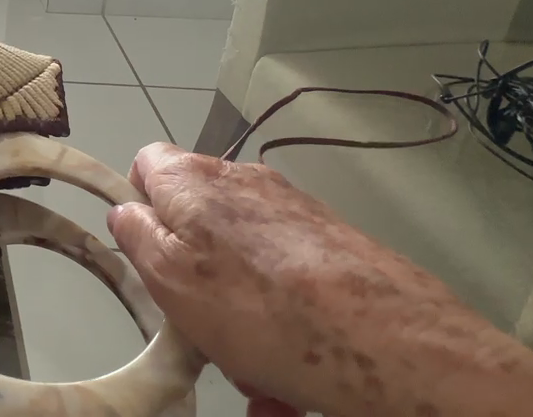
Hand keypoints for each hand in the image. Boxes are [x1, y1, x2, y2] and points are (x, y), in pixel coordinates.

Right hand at [108, 143, 532, 416]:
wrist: (405, 352)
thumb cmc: (262, 310)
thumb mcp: (168, 278)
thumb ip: (135, 234)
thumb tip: (127, 211)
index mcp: (192, 178)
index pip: (146, 163)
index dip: (141, 205)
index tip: (152, 254)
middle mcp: (243, 179)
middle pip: (199, 214)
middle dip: (195, 267)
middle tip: (205, 324)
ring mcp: (298, 209)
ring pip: (247, 254)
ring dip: (242, 302)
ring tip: (261, 368)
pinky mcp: (344, 244)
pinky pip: (294, 276)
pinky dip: (288, 313)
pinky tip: (301, 368)